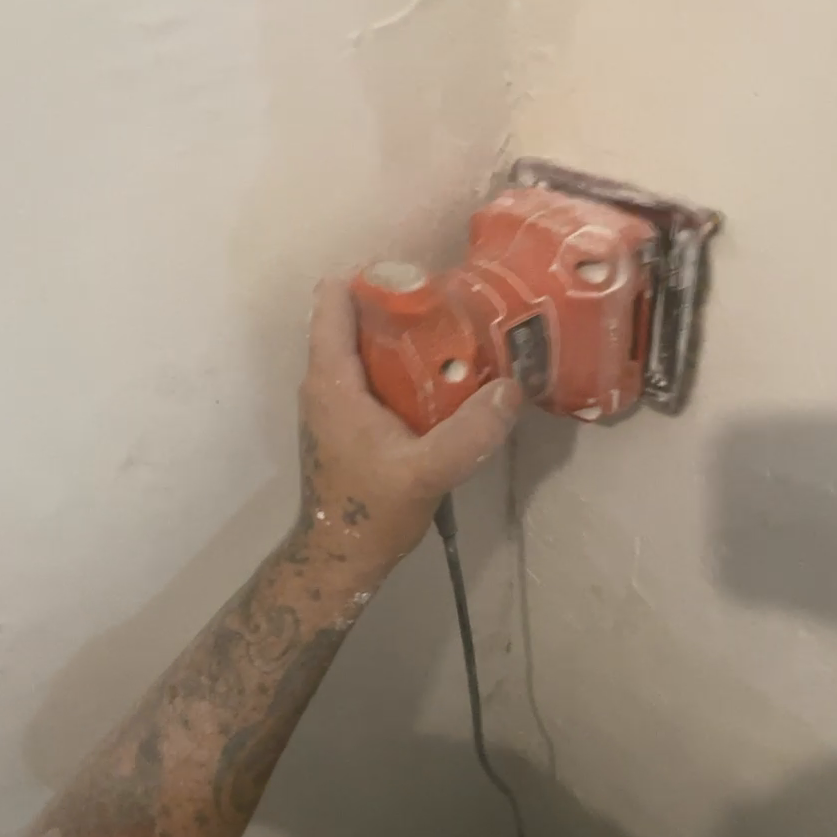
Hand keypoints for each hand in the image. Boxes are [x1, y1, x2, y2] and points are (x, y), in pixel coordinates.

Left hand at [295, 278, 522, 572]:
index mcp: (331, 381)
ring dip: (402, 340)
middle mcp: (324, 383)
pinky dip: (400, 369)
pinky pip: (371, 376)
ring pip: (363, 349)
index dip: (373, 281)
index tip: (422, 283)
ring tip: (454, 342)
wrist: (341, 556)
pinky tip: (440, 384)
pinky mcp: (345, 422)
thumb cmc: (370, 511)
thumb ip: (469, 433)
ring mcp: (333, 403)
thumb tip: (512, 389)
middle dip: (399, 308)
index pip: (333, 301)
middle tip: (453, 312)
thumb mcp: (426, 473)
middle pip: (354, 319)